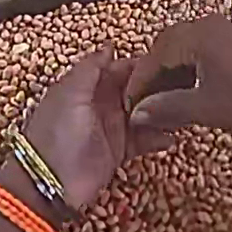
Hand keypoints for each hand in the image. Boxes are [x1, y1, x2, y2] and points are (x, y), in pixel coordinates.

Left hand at [19, 47, 166, 211]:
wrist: (48, 185)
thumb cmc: (57, 133)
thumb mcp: (70, 94)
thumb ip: (90, 69)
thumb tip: (110, 47)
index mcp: (89, 86)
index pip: (120, 68)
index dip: (141, 64)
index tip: (166, 61)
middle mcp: (103, 103)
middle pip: (135, 89)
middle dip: (157, 86)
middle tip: (183, 84)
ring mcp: (112, 127)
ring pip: (143, 112)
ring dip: (160, 110)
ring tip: (182, 107)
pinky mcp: (120, 151)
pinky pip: (144, 139)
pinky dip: (158, 137)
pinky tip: (174, 134)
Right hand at [124, 16, 231, 143]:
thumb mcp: (204, 107)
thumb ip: (166, 107)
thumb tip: (136, 114)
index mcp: (200, 35)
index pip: (157, 52)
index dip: (140, 78)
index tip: (128, 102)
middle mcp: (208, 25)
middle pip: (166, 44)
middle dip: (151, 72)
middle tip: (139, 100)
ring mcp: (220, 31)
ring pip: (180, 47)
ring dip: (166, 70)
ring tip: (155, 98)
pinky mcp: (228, 42)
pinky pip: (194, 49)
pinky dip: (182, 68)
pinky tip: (177, 90)